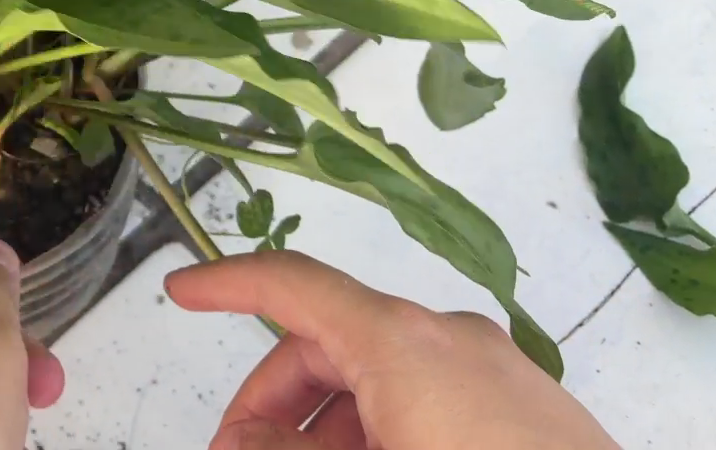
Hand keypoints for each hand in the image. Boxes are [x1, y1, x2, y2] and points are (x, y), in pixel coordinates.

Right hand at [166, 251, 620, 449]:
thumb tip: (239, 441)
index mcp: (400, 339)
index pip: (286, 282)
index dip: (222, 283)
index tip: (176, 295)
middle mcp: (448, 338)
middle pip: (326, 341)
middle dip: (273, 398)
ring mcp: (501, 377)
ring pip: (378, 380)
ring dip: (325, 425)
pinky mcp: (539, 419)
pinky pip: (431, 405)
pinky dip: (381, 432)